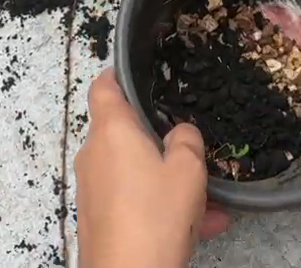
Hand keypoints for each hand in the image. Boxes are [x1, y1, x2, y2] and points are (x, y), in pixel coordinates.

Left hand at [75, 69, 230, 267]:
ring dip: (166, 180)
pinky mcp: (97, 220)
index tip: (140, 75)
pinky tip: (200, 226)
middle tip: (189, 150)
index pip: (103, 85)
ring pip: (134, 171)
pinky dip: (159, 206)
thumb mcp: (188, 170)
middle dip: (159, 140)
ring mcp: (92, 189)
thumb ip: (187, 139)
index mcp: (111, 130)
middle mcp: (94, 154)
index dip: (119, 75)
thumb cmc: (154, 216)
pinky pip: (132, 200)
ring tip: (208, 202)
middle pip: (124, 132)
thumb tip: (179, 133)